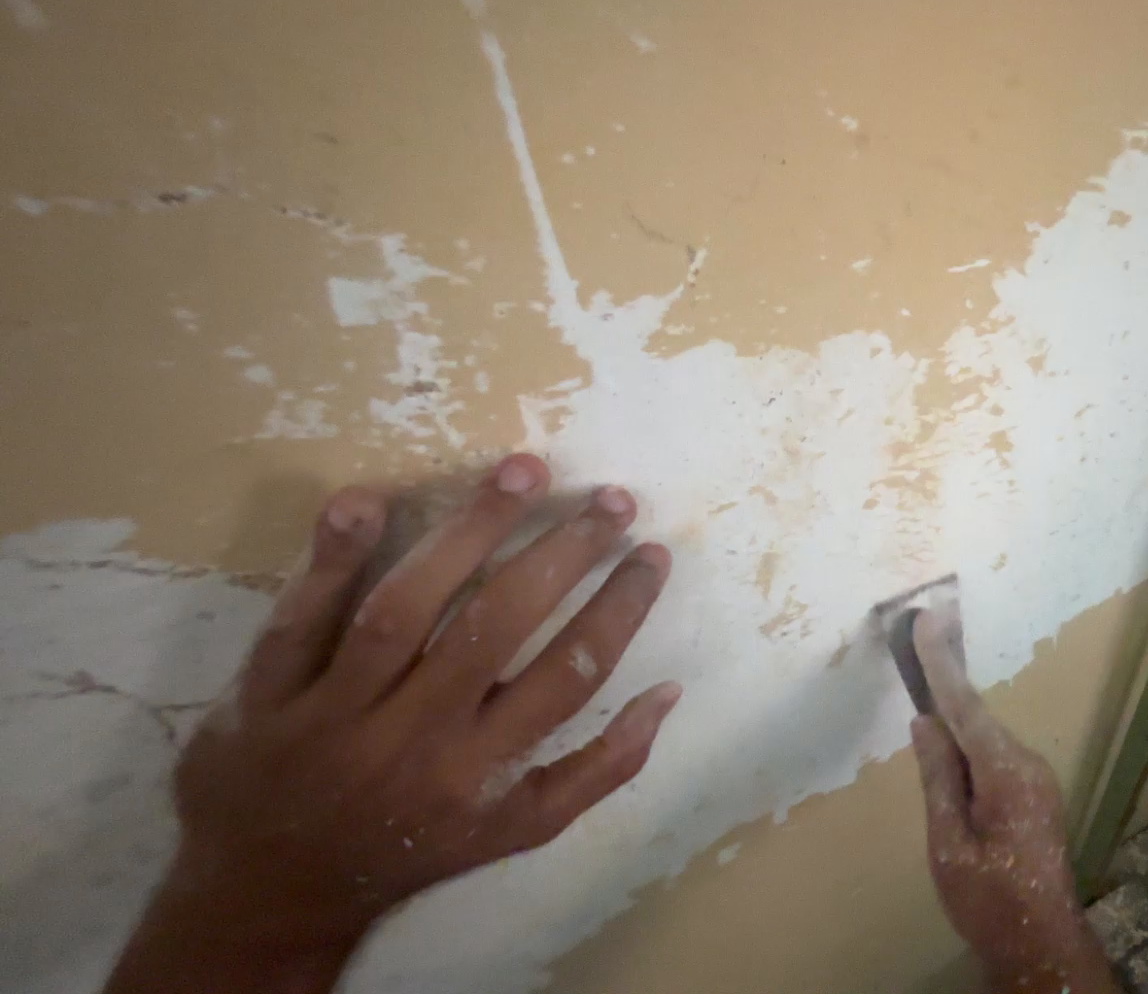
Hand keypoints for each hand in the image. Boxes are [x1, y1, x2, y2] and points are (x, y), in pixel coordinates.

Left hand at [105, 453, 680, 993]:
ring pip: (406, 606)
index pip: (571, 672)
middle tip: (613, 500)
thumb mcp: (522, 829)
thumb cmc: (417, 846)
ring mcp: (332, 711)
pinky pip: (295, 620)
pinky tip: (366, 499)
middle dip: (566, 551)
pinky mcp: (262, 695)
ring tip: (526, 470)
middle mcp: (414, 735)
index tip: (652, 552)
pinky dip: (328, 558)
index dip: (622, 606)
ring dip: (470, 529)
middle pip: (498, 623)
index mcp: (483, 769)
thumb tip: (669, 691)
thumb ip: (603, 768)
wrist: (266, 894)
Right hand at [907, 613, 1120, 993]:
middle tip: (917, 663)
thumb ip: (937, 778)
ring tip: (924, 752)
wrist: (1042, 943)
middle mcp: (1027, 763)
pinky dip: (968, 757)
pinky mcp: (1035, 791)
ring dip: (954, 737)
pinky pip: (993, 759)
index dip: (940, 663)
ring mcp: (1036, 776)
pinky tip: (952, 780)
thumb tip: (925, 721)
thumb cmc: (988, 899)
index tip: (926, 620)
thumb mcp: (948, 843)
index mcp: (1006, 772)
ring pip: (983, 742)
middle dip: (942, 698)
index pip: (964, 706)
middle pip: (974, 721)